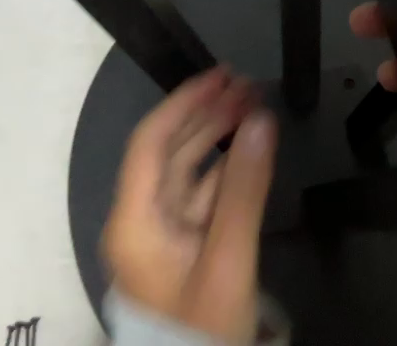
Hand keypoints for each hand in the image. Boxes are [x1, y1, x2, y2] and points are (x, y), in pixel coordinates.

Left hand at [103, 68, 277, 341]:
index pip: (151, 141)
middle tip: (245, 84)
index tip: (219, 76)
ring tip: (252, 104)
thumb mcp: (227, 260)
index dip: (184, 102)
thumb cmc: (203, 328)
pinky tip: (249, 147)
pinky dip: (225, 166)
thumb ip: (244, 188)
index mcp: (135, 219)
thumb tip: (261, 120)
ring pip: (188, 168)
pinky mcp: (184, 245)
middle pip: (170, 150)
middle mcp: (142, 218)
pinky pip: (202, 192)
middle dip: (207, 112)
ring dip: (218, 134)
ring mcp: (163, 232)